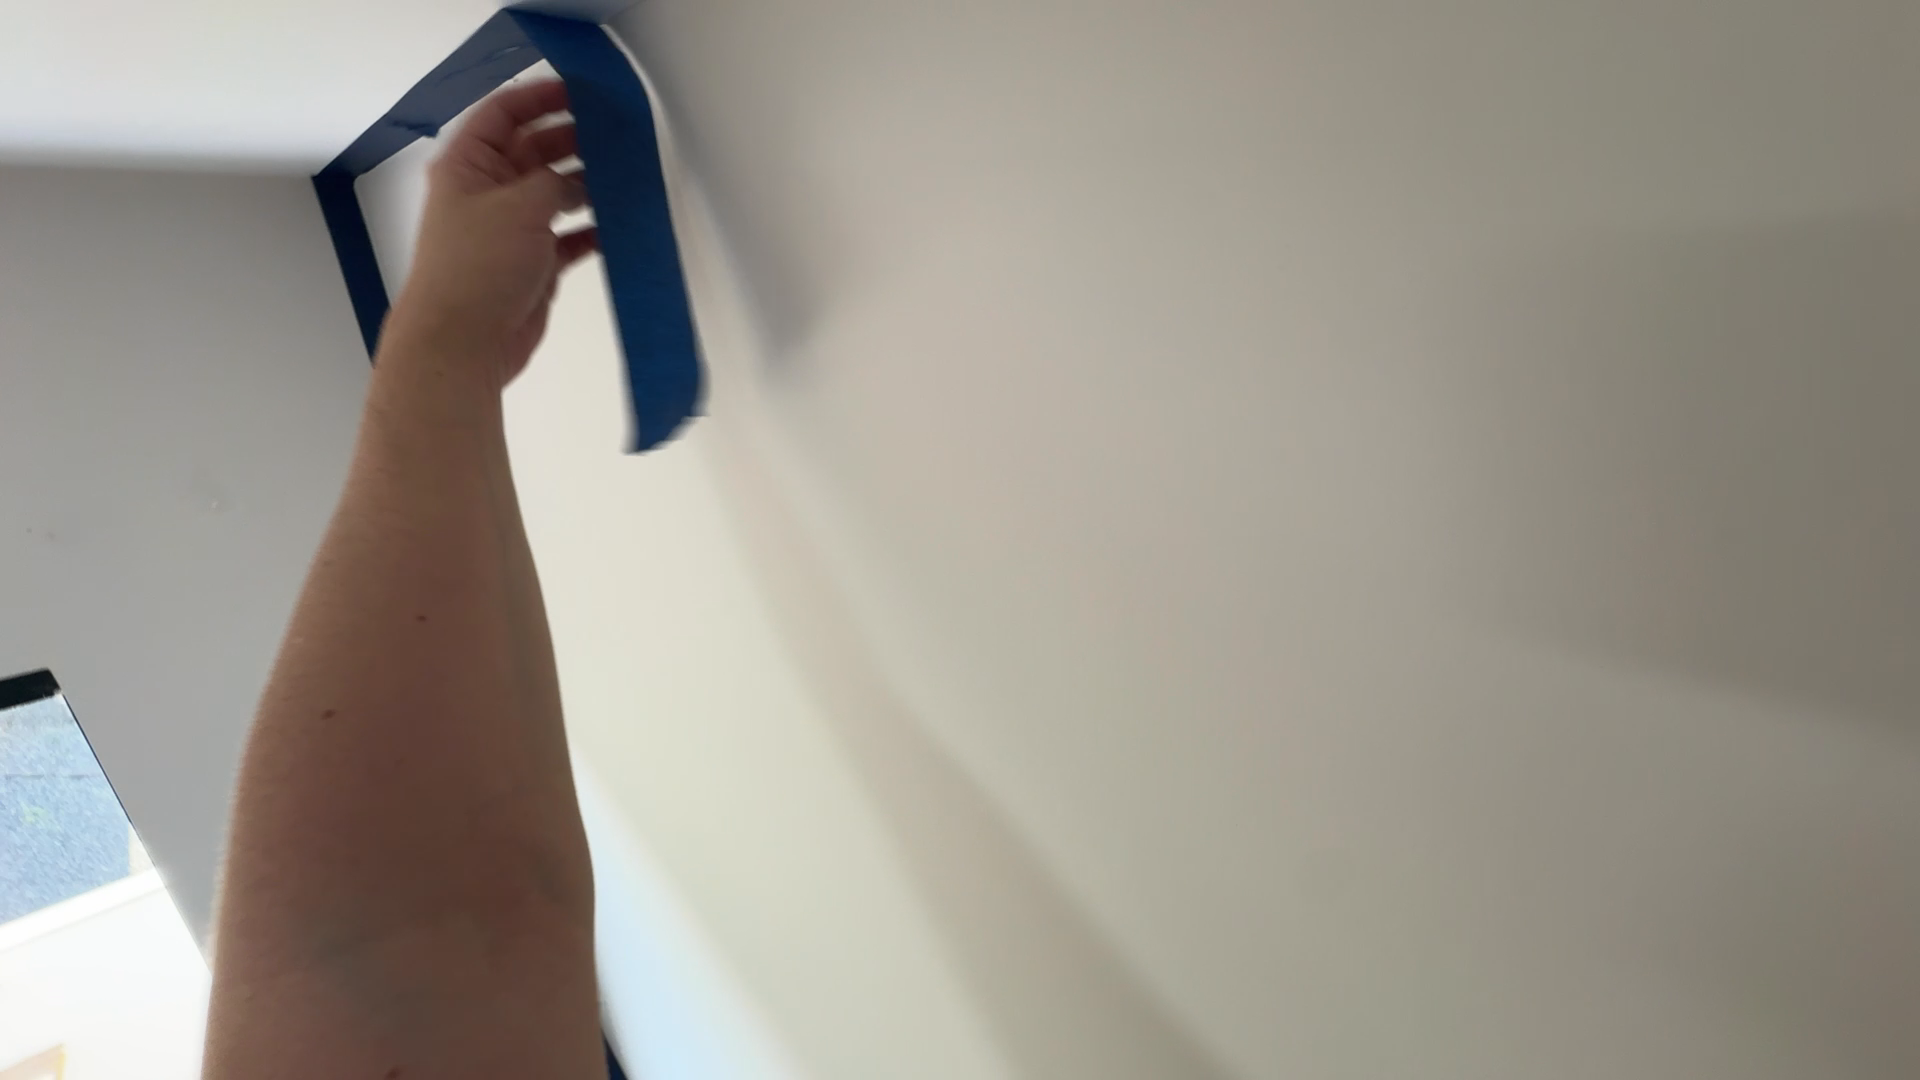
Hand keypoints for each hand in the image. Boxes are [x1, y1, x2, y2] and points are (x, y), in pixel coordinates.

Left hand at [383, 80, 598, 386]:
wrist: (466, 339)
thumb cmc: (479, 266)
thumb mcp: (518, 209)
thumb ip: (553, 184)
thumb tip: (579, 179)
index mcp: (470, 165)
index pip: (503, 115)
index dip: (539, 99)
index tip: (579, 92)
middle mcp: (490, 192)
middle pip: (534, 153)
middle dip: (571, 142)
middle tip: (614, 137)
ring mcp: (514, 230)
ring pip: (556, 196)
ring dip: (588, 187)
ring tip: (625, 179)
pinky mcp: (536, 264)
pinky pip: (570, 237)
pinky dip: (593, 231)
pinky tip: (618, 228)